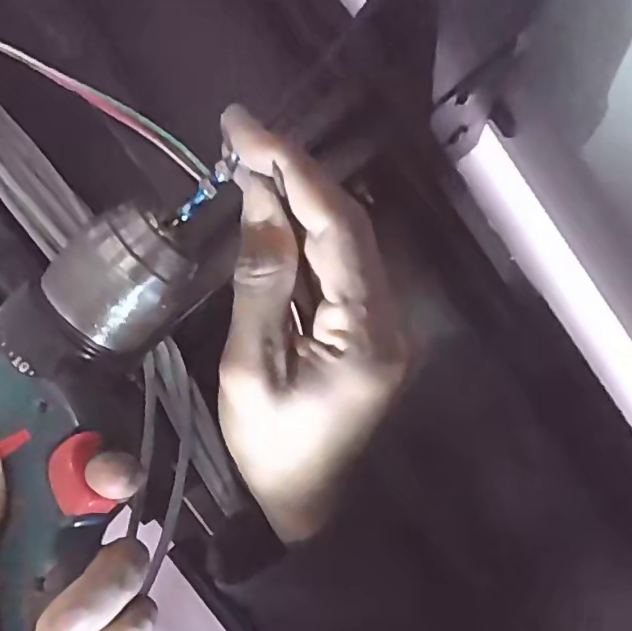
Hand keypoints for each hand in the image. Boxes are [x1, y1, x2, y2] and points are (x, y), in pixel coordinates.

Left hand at [0, 436, 153, 630]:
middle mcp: (50, 562)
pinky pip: (139, 623)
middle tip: (107, 541)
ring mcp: (86, 605)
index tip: (103, 471)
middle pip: (109, 515)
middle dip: (107, 523)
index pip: (51, 478)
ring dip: (99, 601)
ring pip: (129, 566)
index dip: (82, 462)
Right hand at [218, 106, 410, 543]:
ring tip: (249, 165)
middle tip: (240, 138)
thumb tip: (260, 202)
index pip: (336, 225)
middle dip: (295, 174)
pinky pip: (341, 269)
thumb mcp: (249, 370)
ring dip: (300, 200)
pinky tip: (274, 215)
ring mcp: (386, 325)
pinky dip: (307, 237)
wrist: (306, 503)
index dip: (291, 168)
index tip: (242, 127)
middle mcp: (392, 319)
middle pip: (349, 224)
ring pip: (348, 241)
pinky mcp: (372, 331)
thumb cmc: (270, 450)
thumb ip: (260, 283)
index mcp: (366, 332)